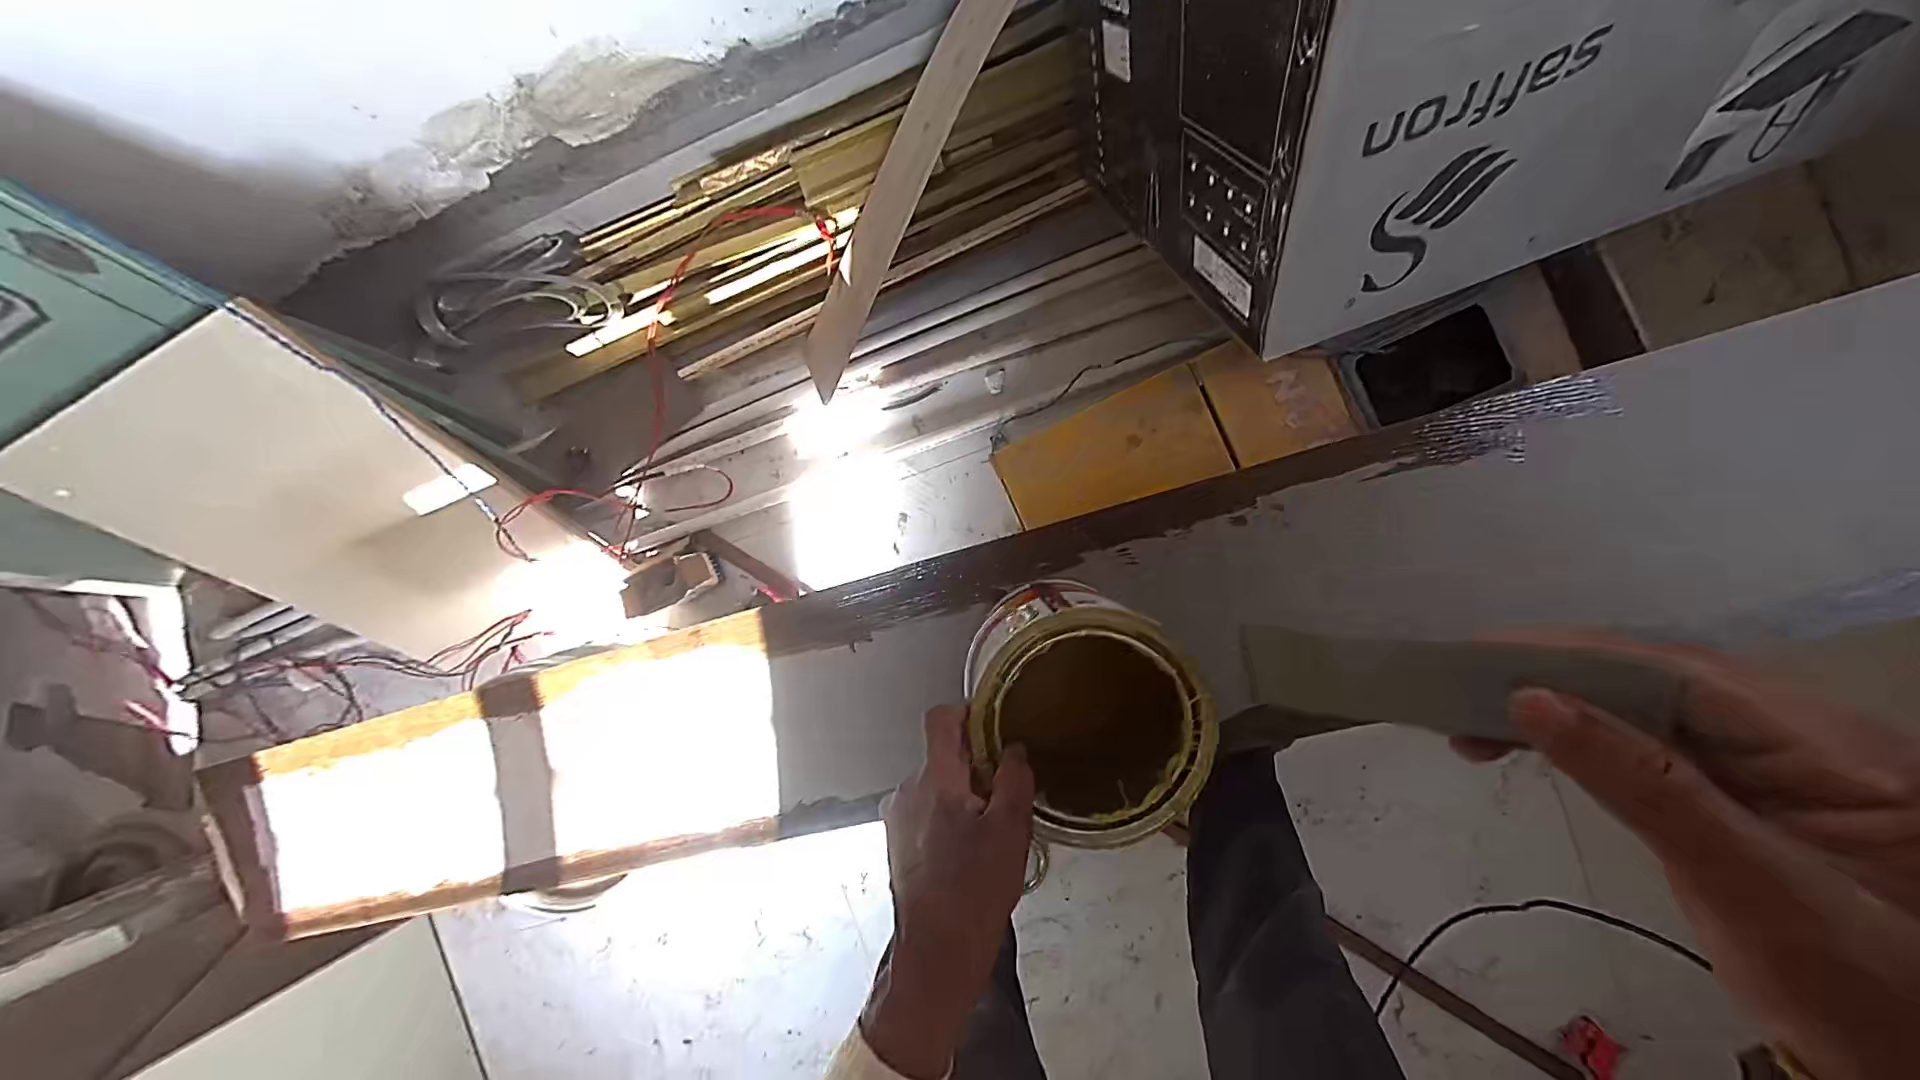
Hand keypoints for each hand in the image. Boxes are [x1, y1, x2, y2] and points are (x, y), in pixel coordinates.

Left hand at [862, 705, 1033, 1079]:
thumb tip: (1013, 749)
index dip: (968, 712)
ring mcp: (898, 816)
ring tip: (989, 830)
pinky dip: (948, 816)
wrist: (935, 954)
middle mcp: (908, 789)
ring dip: (962, 794)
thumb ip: (1014, 779)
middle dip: (975, 765)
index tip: (994, 728)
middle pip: (943, 755)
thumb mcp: (1010, 830)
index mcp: (935, 779)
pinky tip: (968, 850)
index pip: (940, 718)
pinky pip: (926, 809)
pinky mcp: (897, 841)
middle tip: (1004, 794)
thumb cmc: (974, 891)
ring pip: (936, 784)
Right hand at [1457, 637, 1919, 1079]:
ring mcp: (1758, 764)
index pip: (1678, 672)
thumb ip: (1646, 786)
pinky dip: (1565, 740)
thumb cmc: (1859, 991)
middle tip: (1456, 691)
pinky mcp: (1719, 790)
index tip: (1478, 657)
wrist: (1911, 1066)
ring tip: (1468, 725)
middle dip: (1546, 679)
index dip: (1572, 655)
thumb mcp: (1755, 889)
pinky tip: (1515, 744)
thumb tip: (1529, 699)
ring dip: (1546, 710)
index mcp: (1832, 747)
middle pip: (1647, 680)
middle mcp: (1795, 737)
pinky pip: (1630, 743)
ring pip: (1629, 707)